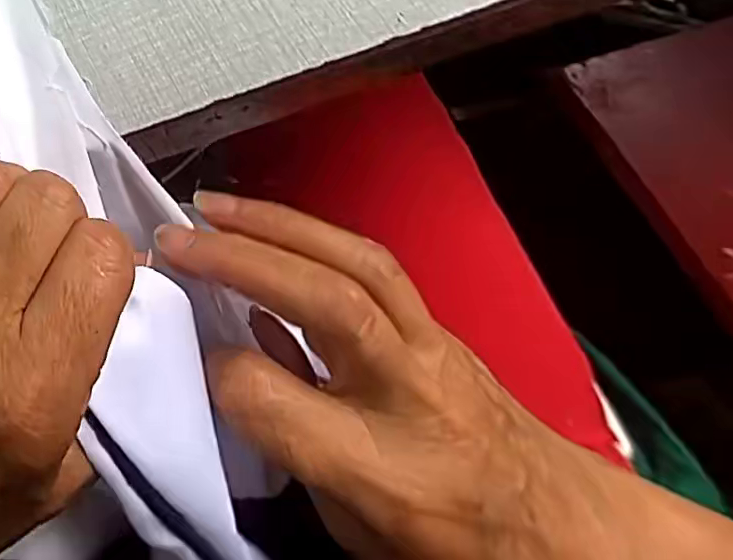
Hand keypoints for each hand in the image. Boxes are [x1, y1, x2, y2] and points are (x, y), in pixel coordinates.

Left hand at [0, 156, 134, 559]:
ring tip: (9, 231)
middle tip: (53, 255)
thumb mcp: (72, 462)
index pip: (100, 256)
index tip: (94, 276)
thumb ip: (112, 362)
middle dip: (68, 220)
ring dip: (12, 194)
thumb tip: (129, 261)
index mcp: (33, 387)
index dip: (111, 254)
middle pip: (48, 202)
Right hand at [156, 193, 732, 559]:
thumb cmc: (442, 534)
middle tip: (176, 234)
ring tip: (212, 205)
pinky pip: (369, 258)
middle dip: (243, 259)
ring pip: (357, 262)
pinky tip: (266, 221)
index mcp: (394, 476)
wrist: (556, 522)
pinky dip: (307, 229)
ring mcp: (434, 344)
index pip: (286, 409)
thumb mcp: (353, 526)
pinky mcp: (434, 314)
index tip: (191, 351)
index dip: (227, 375)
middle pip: (331, 306)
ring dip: (274, 223)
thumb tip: (230, 355)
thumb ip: (290, 441)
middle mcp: (417, 396)